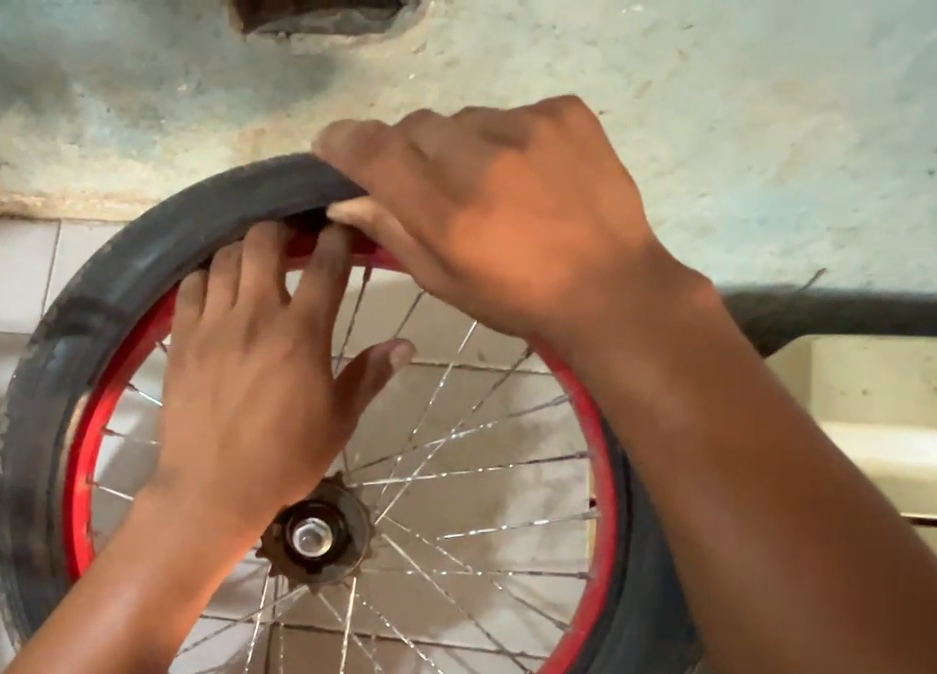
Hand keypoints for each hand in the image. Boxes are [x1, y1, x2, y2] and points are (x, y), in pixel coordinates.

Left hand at [145, 221, 412, 546]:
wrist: (211, 489)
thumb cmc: (282, 462)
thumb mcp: (336, 424)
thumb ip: (367, 378)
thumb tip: (404, 345)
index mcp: (302, 333)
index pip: (327, 263)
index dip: (339, 237)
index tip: (342, 231)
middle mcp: (256, 315)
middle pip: (265, 240)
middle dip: (281, 230)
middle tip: (289, 242)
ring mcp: (212, 325)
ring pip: (224, 257)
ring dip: (242, 250)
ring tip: (251, 262)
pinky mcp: (180, 341)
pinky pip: (189, 287)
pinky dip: (205, 277)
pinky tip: (213, 288)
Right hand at [314, 98, 708, 357]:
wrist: (607, 285)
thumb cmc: (513, 297)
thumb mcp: (441, 279)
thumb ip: (391, 232)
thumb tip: (344, 200)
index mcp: (447, 214)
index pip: (376, 153)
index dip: (343, 141)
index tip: (329, 143)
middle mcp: (482, 161)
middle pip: (416, 127)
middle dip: (406, 150)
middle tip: (422, 183)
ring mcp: (527, 128)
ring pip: (462, 120)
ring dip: (456, 146)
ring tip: (483, 184)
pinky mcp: (563, 112)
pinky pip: (510, 114)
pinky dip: (503, 139)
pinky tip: (522, 175)